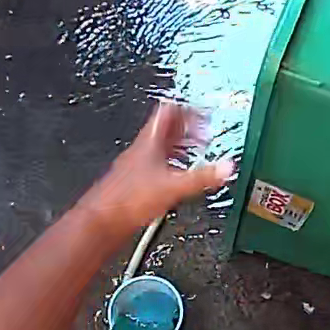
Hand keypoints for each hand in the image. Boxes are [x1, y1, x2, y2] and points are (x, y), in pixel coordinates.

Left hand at [82, 101, 235, 236]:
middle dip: (188, 129)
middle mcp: (142, 151)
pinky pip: (158, 167)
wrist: (103, 220)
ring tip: (195, 152)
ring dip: (180, 147)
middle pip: (166, 130)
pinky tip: (179, 179)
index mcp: (150, 143)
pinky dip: (172, 167)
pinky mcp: (136, 182)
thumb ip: (203, 177)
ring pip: (162, 148)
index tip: (204, 113)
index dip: (188, 109)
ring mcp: (138, 166)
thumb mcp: (175, 186)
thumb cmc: (128, 199)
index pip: (169, 112)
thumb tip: (227, 167)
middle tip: (204, 133)